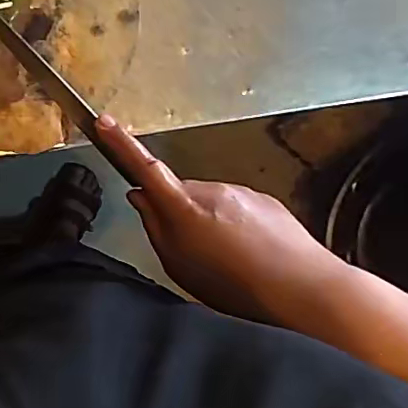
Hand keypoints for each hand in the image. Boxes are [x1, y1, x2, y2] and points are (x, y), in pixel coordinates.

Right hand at [96, 115, 351, 323]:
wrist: (303, 286)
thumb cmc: (237, 285)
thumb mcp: (180, 266)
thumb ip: (155, 228)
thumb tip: (141, 198)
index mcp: (185, 207)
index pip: (145, 168)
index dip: (121, 144)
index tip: (105, 122)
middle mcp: (212, 190)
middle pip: (180, 193)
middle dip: (177, 213)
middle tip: (189, 252)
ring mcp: (241, 192)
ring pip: (209, 201)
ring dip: (209, 223)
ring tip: (226, 261)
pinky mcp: (264, 200)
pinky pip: (236, 208)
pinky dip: (234, 226)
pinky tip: (247, 255)